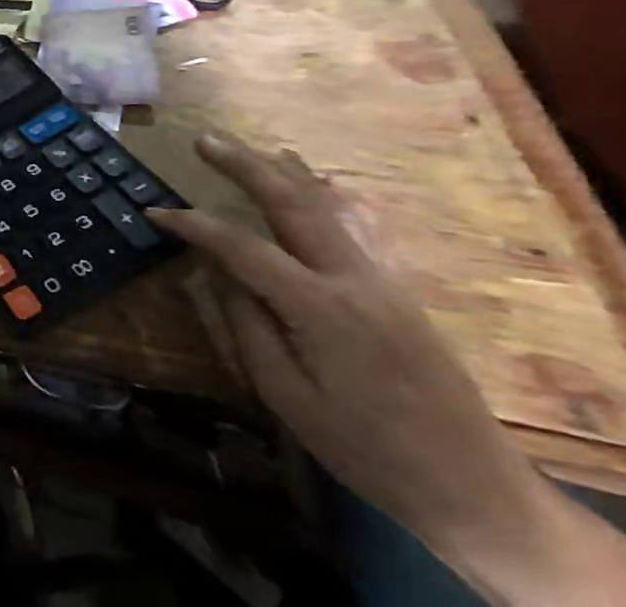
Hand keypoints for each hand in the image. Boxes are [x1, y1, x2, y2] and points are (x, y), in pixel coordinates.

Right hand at [148, 133, 553, 560]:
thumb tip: (217, 273)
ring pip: (326, 207)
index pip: (242, 247)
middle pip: (293, 203)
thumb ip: (247, 325)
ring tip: (248, 148)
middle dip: (245, 166)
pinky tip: (307, 185)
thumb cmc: (365, 449)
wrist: (471, 486)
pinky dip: (318, 197)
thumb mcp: (286, 396)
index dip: (194, 225)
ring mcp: (382, 280)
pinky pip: (349, 228)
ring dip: (281, 172)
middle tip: (204, 140)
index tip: (155, 212)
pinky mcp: (395, 290)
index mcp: (322, 308)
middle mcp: (355, 278)